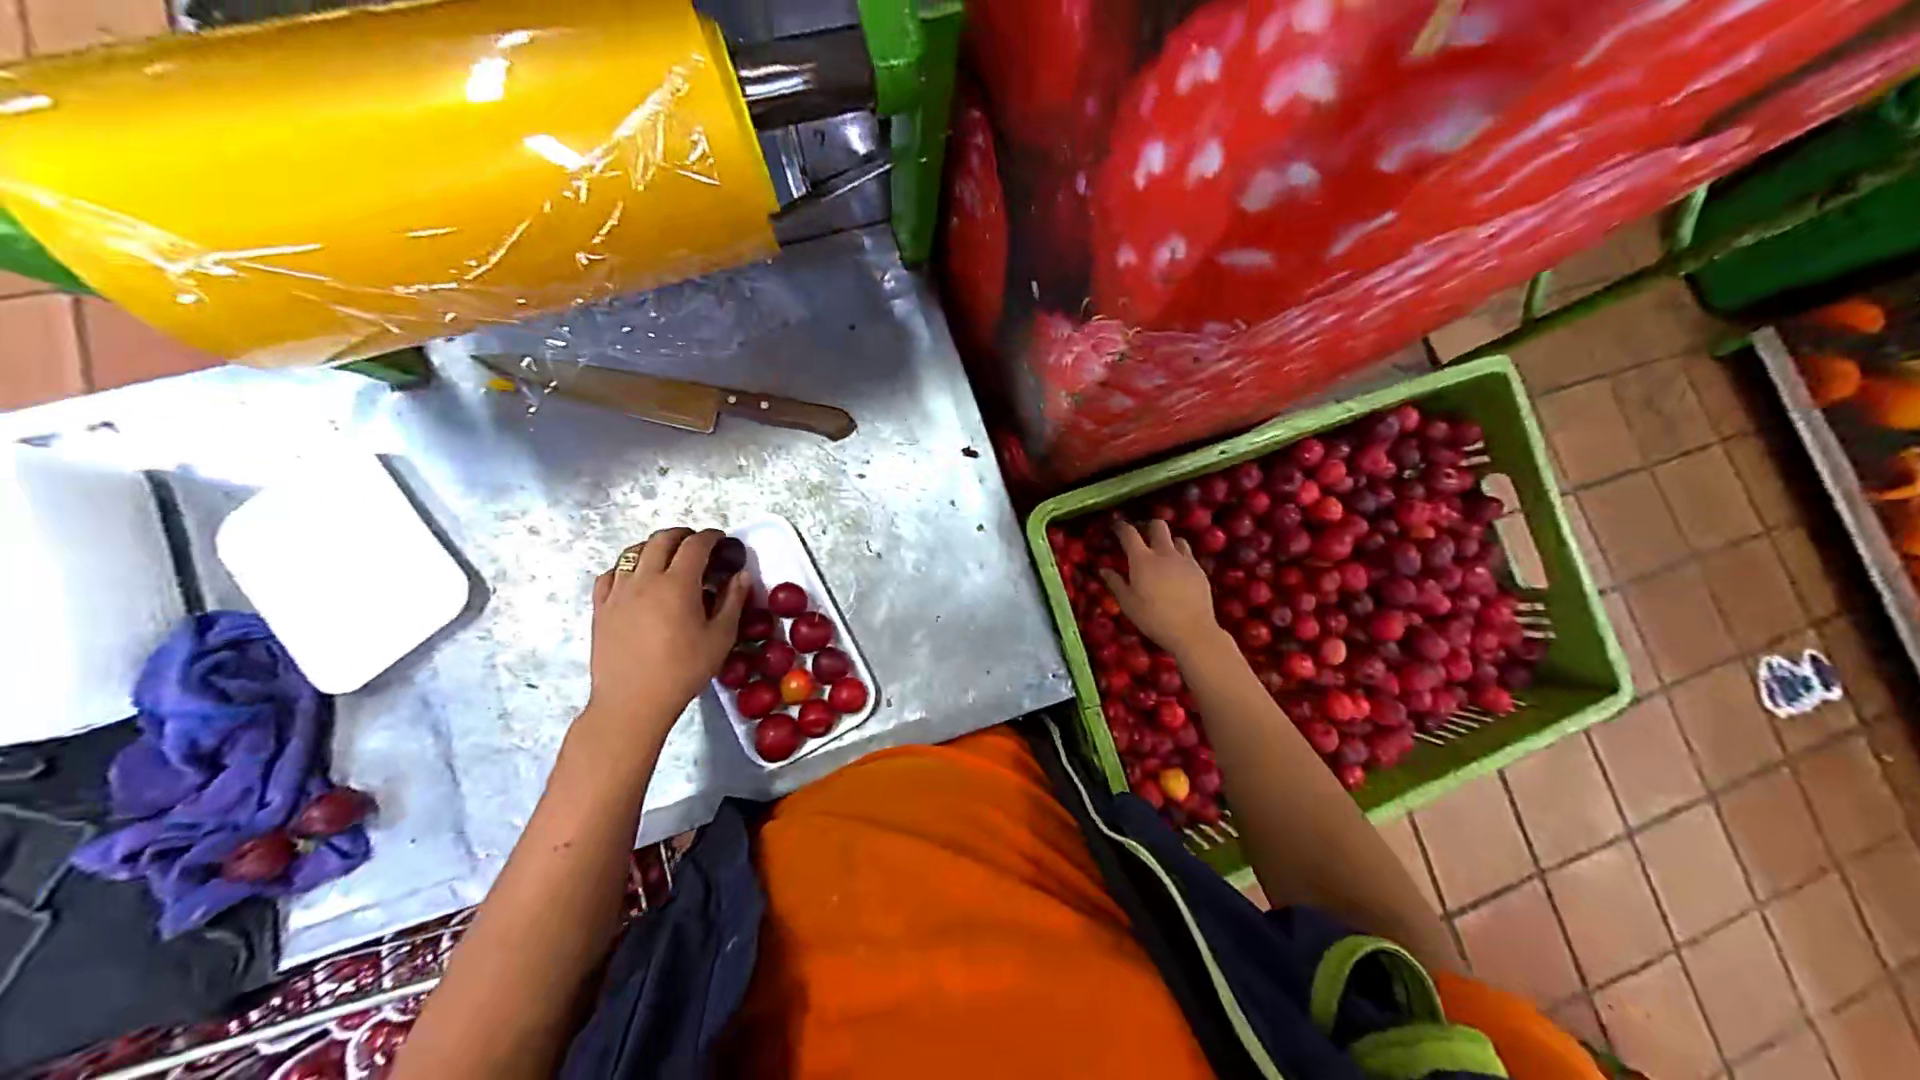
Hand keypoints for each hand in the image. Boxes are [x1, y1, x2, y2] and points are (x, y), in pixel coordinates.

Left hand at [587, 528, 748, 735]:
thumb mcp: (720, 637)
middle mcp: (645, 579)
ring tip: (667, 558)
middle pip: (661, 540)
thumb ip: (732, 601)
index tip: (720, 539)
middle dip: (682, 535)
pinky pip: (610, 575)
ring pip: (633, 552)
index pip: (695, 545)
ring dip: (654, 547)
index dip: (711, 537)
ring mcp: (618, 592)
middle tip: (696, 544)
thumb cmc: (683, 671)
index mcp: (677, 584)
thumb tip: (740, 576)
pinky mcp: (601, 608)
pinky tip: (635, 580)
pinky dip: (626, 568)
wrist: (633, 702)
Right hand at [1100, 520, 1225, 658]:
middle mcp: (1164, 553)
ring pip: (1176, 538)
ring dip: (1167, 541)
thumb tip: (1104, 569)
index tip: (1116, 527)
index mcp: (1142, 560)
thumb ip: (1115, 583)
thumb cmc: (1154, 619)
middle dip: (1147, 526)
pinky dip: (1180, 556)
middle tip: (1141, 536)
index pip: (1129, 533)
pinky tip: (1176, 570)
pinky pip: (1188, 555)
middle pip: (1158, 526)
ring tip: (1161, 552)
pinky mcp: (1199, 570)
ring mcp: (1185, 560)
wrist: (1193, 631)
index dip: (1121, 527)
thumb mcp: (1128, 604)